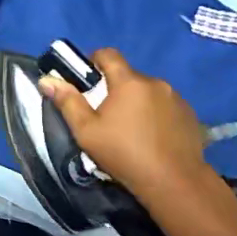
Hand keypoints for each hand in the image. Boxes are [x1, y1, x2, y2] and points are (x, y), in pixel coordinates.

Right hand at [39, 48, 208, 195]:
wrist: (173, 181)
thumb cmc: (123, 153)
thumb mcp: (86, 132)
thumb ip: (68, 102)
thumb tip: (47, 80)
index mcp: (128, 82)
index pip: (108, 54)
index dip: (93, 61)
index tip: (86, 80)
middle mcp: (155, 82)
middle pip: (128, 76)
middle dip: (114, 89)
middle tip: (104, 116)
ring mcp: (176, 98)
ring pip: (148, 92)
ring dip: (136, 102)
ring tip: (130, 130)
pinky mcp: (190, 114)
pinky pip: (166, 106)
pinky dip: (155, 115)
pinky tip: (152, 137)